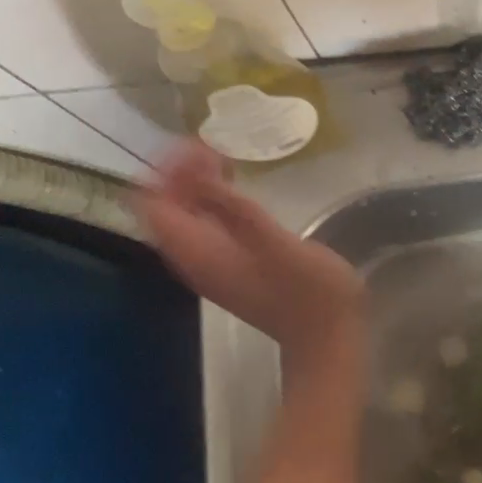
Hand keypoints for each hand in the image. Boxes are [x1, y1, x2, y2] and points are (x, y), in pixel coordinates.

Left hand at [135, 141, 362, 347]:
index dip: (166, 168)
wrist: (328, 338)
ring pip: (186, 216)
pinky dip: (214, 203)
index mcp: (198, 253)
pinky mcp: (234, 267)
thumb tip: (200, 171)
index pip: (153, 202)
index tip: (200, 144)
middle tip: (216, 144)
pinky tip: (239, 190)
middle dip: (181, 172)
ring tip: (226, 158)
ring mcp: (214, 266)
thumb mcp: (276, 243)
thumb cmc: (310, 291)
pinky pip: (206, 227)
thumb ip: (237, 208)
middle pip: (165, 207)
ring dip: (197, 185)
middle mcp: (195, 259)